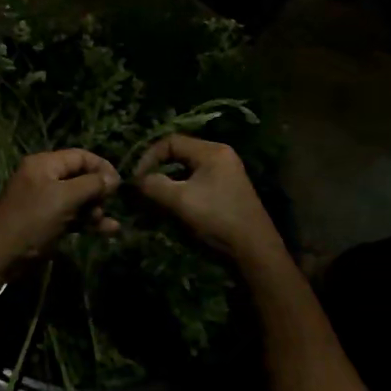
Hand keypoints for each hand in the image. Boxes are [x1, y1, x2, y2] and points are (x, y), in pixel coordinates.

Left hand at [0, 149, 121, 268]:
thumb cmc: (31, 221)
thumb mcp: (63, 198)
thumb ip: (91, 184)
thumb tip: (113, 178)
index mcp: (44, 164)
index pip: (80, 156)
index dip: (102, 167)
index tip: (119, 185)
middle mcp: (45, 178)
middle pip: (81, 177)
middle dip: (98, 191)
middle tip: (107, 206)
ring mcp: (46, 201)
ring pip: (79, 199)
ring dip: (96, 209)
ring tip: (106, 224)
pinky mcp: (48, 222)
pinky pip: (74, 216)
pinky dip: (89, 222)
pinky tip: (109, 230)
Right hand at [134, 135, 283, 262]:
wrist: (254, 248)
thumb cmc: (217, 218)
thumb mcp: (180, 200)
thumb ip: (154, 185)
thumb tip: (136, 180)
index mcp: (211, 151)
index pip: (170, 141)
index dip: (149, 157)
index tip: (137, 178)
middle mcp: (220, 155)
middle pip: (179, 153)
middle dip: (157, 168)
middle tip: (142, 186)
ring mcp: (226, 172)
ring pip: (186, 168)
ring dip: (168, 180)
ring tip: (154, 196)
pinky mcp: (226, 189)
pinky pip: (196, 180)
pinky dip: (180, 188)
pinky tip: (172, 203)